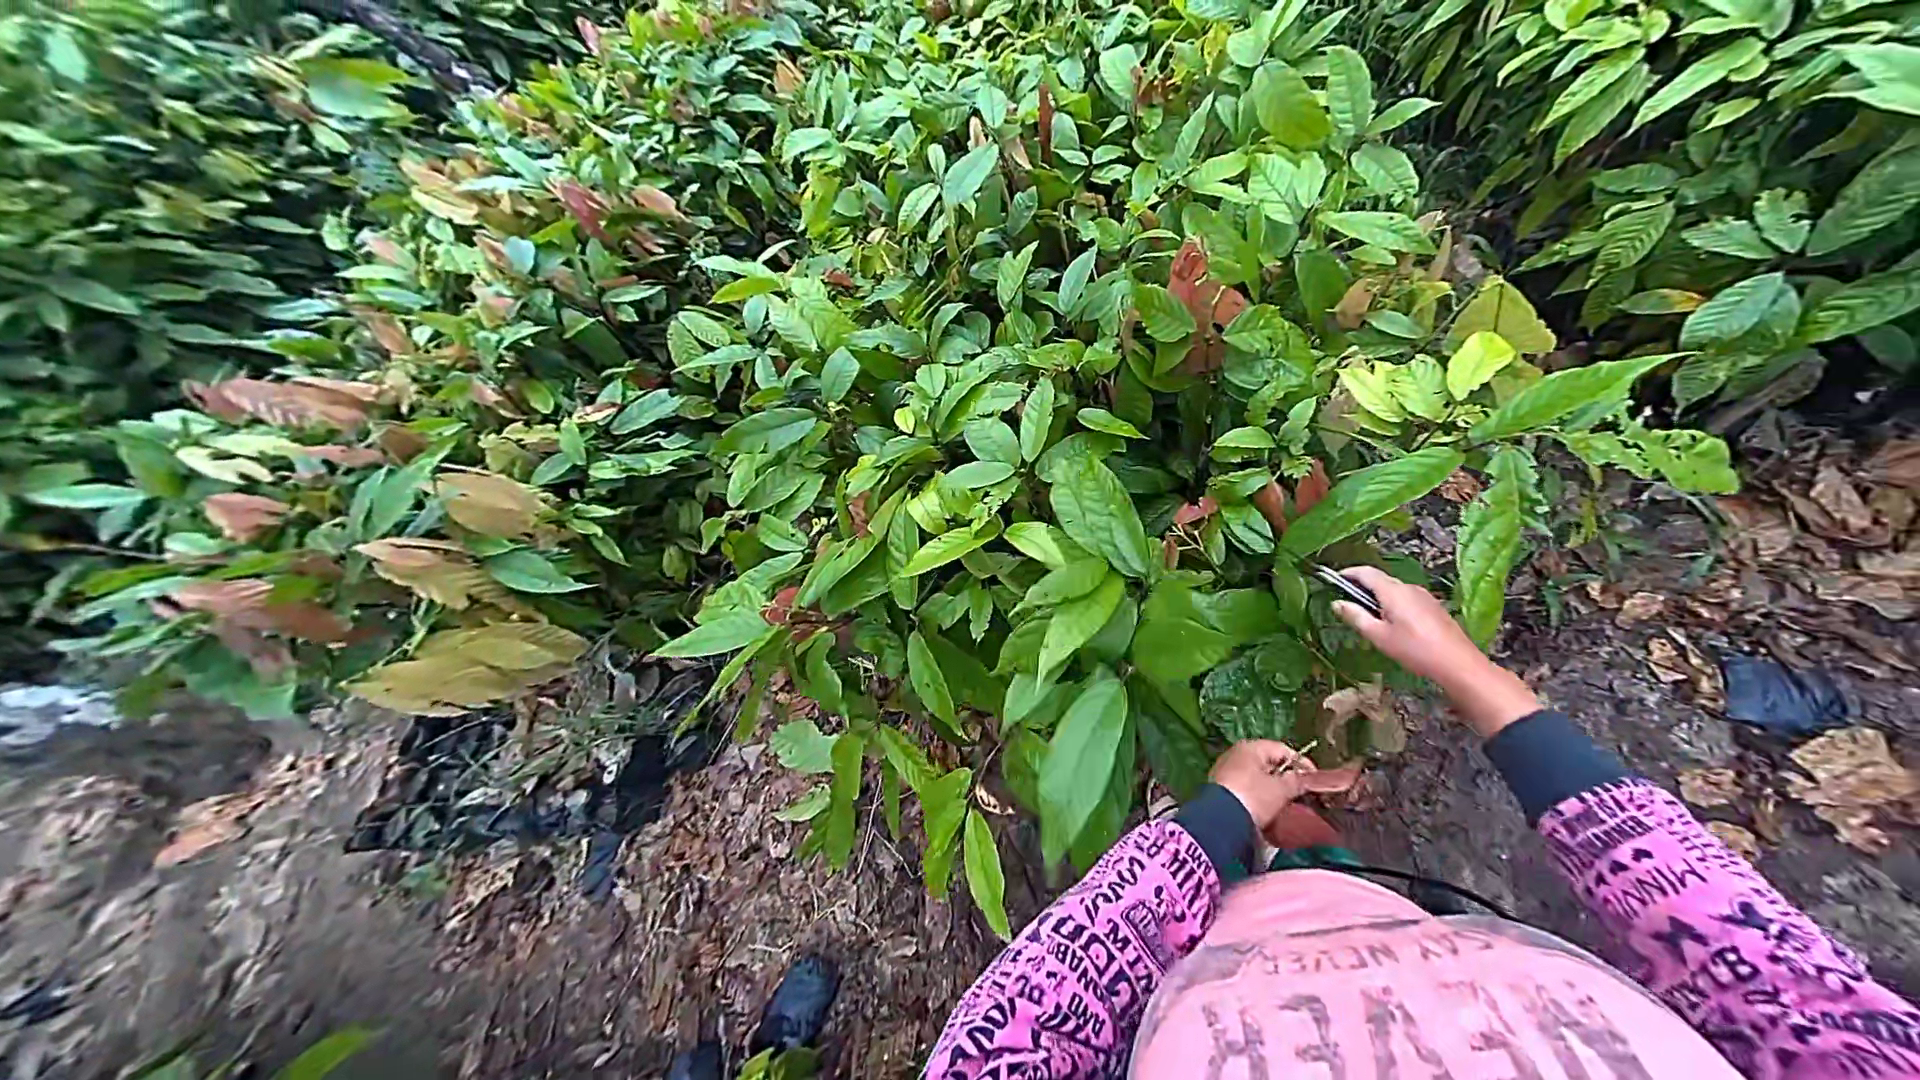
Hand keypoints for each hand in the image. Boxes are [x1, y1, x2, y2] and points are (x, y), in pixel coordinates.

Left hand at [1210, 740, 1315, 839]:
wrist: (1221, 819)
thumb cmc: (1254, 797)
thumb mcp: (1281, 789)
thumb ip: (1296, 781)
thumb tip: (1302, 777)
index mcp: (1250, 747)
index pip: (1283, 750)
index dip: (1302, 764)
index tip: (1315, 780)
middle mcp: (1236, 754)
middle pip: (1269, 762)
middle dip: (1287, 777)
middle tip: (1303, 792)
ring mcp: (1226, 769)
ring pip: (1257, 775)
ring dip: (1273, 787)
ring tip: (1288, 802)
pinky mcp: (1221, 787)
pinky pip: (1247, 786)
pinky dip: (1259, 793)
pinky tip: (1268, 807)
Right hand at [1327, 565, 1485, 683]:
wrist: (1458, 664)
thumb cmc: (1415, 650)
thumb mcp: (1378, 635)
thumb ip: (1355, 616)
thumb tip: (1337, 603)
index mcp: (1393, 592)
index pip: (1366, 572)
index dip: (1348, 573)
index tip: (1335, 579)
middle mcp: (1409, 588)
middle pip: (1380, 579)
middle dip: (1362, 586)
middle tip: (1347, 601)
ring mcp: (1424, 596)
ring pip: (1394, 589)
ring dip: (1378, 596)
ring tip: (1369, 616)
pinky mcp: (1433, 607)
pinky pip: (1407, 598)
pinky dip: (1393, 603)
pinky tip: (1392, 623)